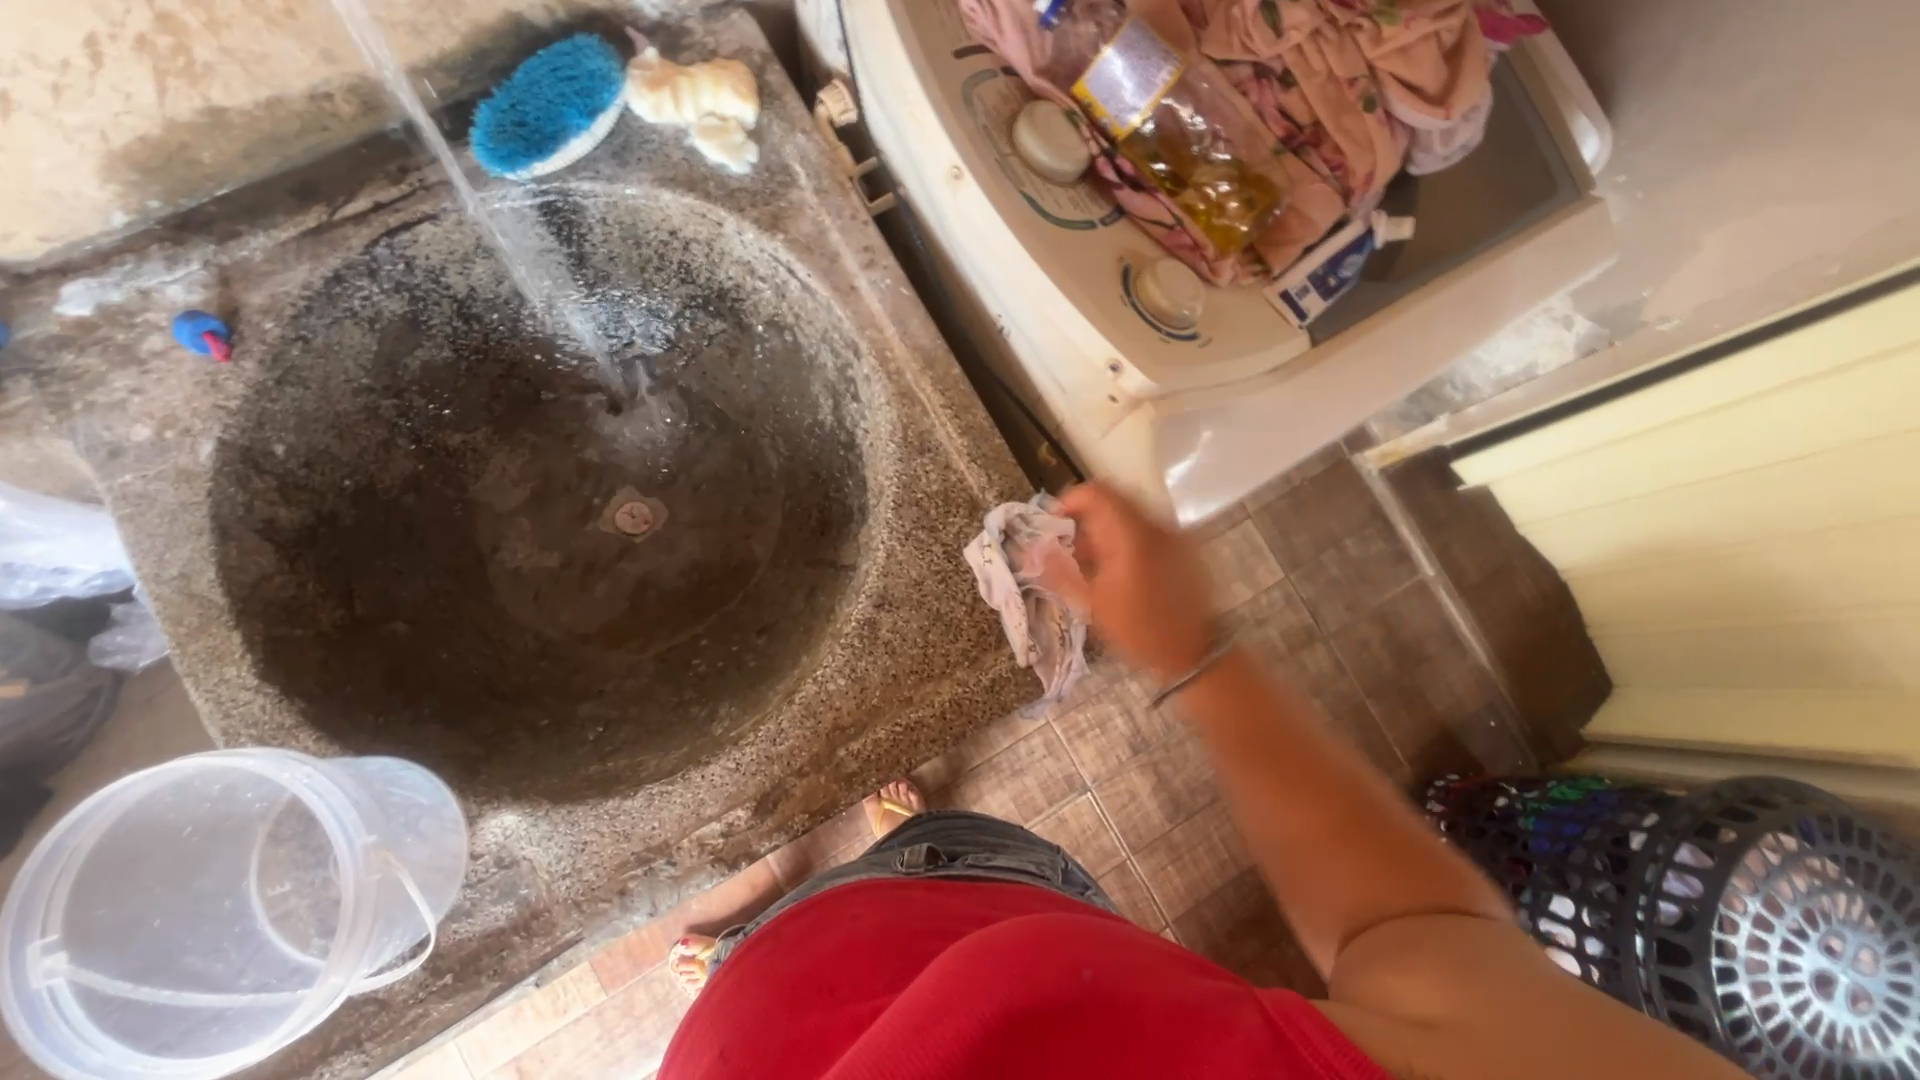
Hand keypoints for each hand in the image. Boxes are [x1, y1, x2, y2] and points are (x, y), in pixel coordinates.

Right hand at [1043, 482, 1216, 679]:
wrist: (1194, 651)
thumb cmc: (1139, 630)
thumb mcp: (1092, 604)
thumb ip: (1060, 571)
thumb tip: (1034, 549)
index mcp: (1130, 534)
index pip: (1094, 492)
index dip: (1069, 502)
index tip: (1056, 525)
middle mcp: (1154, 524)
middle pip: (1113, 500)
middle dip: (1087, 518)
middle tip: (1072, 547)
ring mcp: (1174, 534)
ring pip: (1131, 514)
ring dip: (1107, 529)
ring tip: (1094, 561)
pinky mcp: (1185, 546)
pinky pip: (1148, 529)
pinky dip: (1128, 538)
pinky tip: (1121, 569)